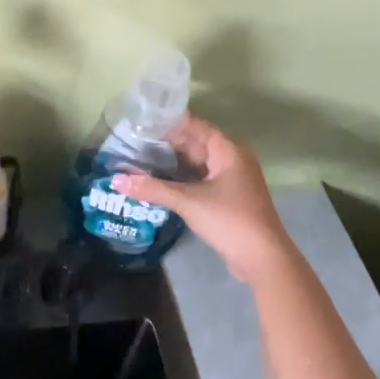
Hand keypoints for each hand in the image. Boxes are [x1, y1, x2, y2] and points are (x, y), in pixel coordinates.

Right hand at [114, 116, 298, 285]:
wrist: (262, 258)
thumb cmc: (228, 219)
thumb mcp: (188, 201)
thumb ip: (152, 189)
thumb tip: (117, 180)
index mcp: (228, 150)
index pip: (195, 125)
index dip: (170, 122)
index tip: (142, 121)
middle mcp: (233, 158)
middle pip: (197, 143)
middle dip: (168, 143)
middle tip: (136, 141)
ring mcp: (234, 179)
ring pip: (199, 163)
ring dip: (175, 162)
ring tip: (142, 159)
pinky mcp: (230, 197)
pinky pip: (203, 179)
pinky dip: (184, 178)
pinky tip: (161, 182)